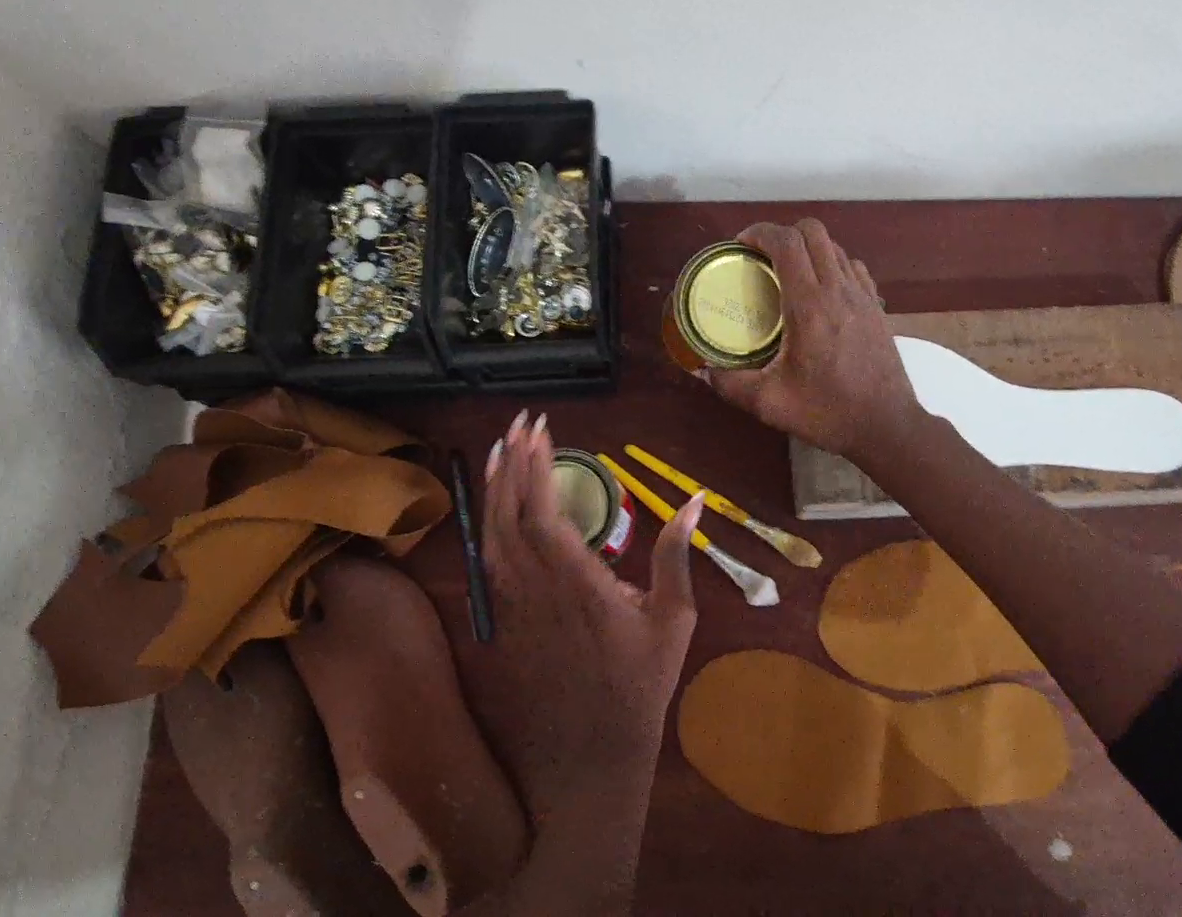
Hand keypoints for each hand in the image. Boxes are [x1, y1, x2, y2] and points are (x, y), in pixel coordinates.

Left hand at [471, 411, 701, 820]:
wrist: (589, 758)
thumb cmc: (640, 687)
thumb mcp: (675, 621)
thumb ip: (677, 556)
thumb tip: (693, 498)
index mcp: (579, 585)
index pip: (543, 513)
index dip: (534, 467)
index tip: (538, 429)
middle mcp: (535, 591)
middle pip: (508, 517)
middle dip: (510, 464)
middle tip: (518, 424)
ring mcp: (512, 610)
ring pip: (490, 539)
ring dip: (493, 491)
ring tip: (500, 452)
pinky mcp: (503, 625)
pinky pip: (489, 566)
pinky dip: (488, 526)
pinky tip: (495, 510)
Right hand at [705, 219, 919, 460]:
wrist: (887, 426)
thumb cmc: (828, 412)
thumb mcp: (770, 404)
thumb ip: (731, 384)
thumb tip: (705, 370)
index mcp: (809, 305)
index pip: (787, 243)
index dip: (760, 232)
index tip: (741, 246)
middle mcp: (838, 290)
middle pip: (812, 231)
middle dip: (783, 233)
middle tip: (762, 257)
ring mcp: (862, 296)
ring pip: (834, 247)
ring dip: (808, 249)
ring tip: (788, 273)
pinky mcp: (877, 308)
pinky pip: (852, 268)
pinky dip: (832, 266)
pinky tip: (821, 292)